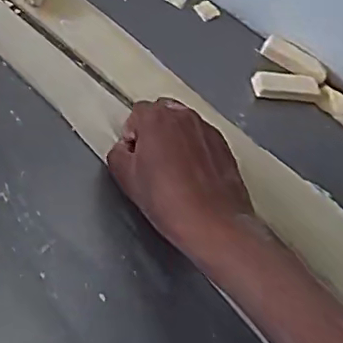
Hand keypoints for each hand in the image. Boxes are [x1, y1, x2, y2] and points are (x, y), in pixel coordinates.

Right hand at [108, 99, 256, 260]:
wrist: (216, 227)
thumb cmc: (170, 202)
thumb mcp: (126, 179)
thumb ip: (117, 154)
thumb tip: (124, 150)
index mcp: (155, 117)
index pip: (135, 115)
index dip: (132, 139)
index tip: (136, 160)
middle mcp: (182, 116)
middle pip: (160, 114)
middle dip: (154, 133)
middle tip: (153, 164)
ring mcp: (206, 129)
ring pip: (182, 127)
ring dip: (176, 141)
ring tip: (176, 174)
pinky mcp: (224, 146)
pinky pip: (202, 140)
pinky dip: (196, 152)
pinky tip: (194, 179)